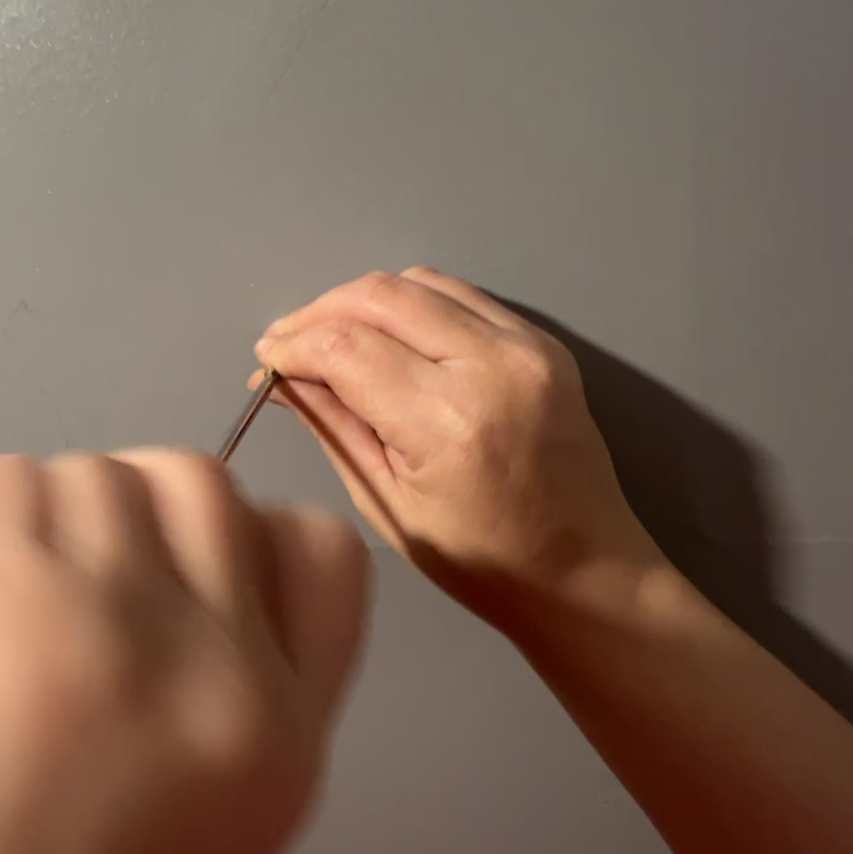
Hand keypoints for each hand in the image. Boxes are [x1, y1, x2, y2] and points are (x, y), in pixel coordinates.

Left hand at [0, 450, 369, 853]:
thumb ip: (225, 681)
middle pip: (199, 479)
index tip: (191, 549)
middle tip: (73, 579)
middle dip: (140, 510)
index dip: (250, 533)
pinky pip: (5, 479)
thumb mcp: (200, 814)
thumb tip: (195, 575)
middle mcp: (206, 660)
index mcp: (272, 736)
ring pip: (97, 472)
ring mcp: (97, 610)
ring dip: (45, 521)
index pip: (318, 550)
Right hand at [254, 267, 665, 616]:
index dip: (292, 347)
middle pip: (378, 297)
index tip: (266, 364)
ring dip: (358, 302)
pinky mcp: (541, 341)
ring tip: (327, 337)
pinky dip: (405, 304)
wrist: (587, 571)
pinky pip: (456, 295)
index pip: (345, 348)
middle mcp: (492, 365)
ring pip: (416, 282)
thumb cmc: (478, 560)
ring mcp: (526, 345)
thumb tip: (284, 378)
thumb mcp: (385, 500)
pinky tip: (382, 335)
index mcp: (448, 421)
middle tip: (283, 343)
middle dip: (317, 313)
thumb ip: (333, 425)